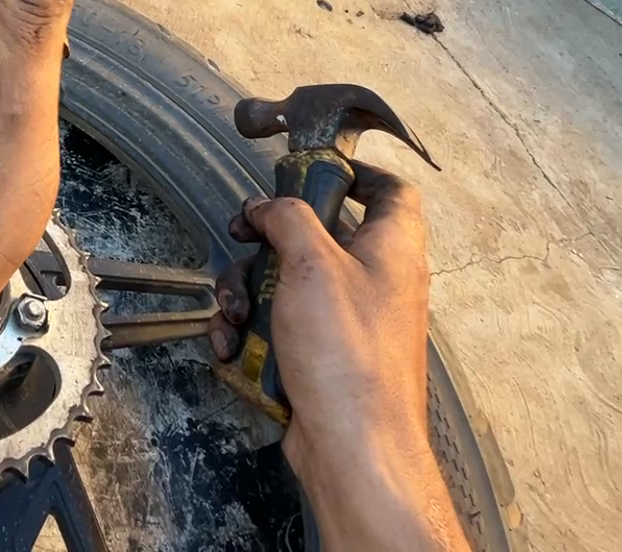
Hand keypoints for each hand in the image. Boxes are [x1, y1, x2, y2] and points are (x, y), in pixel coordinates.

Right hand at [209, 161, 463, 550]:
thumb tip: (266, 207)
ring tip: (231, 311)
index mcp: (390, 250)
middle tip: (241, 236)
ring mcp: (345, 319)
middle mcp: (373, 281)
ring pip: (284, 277)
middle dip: (265, 238)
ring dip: (244, 287)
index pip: (391, 191)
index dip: (354, 172)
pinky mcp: (319, 352)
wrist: (352, 449)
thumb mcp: (312, 262)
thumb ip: (288, 217)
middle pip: (315, 233)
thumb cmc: (344, 351)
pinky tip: (231, 341)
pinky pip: (277, 320)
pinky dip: (248, 326)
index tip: (306, 172)